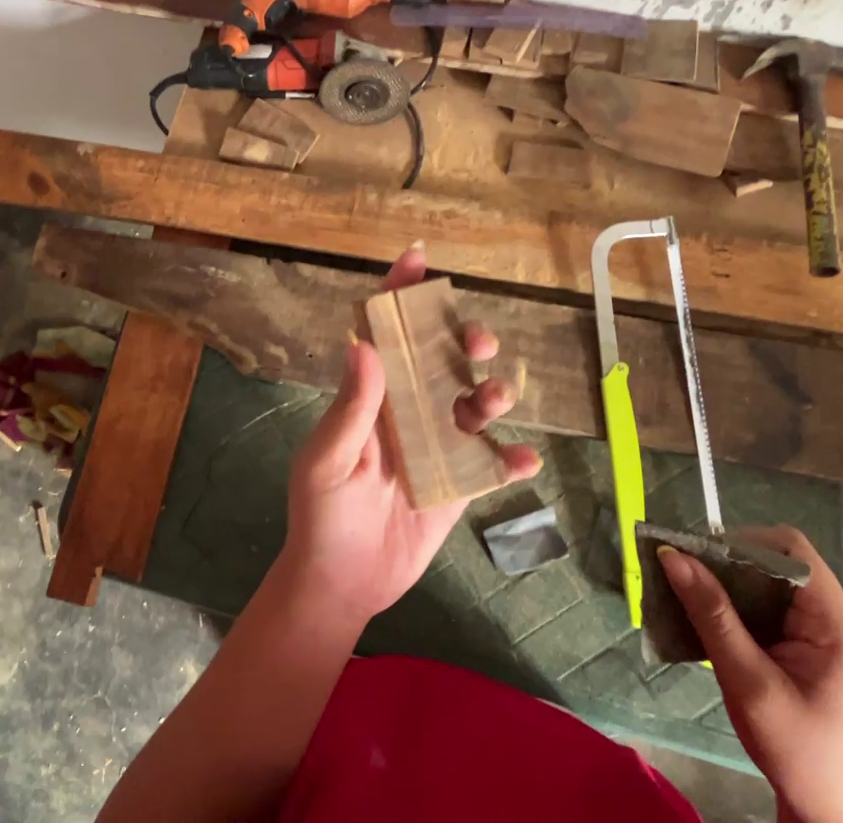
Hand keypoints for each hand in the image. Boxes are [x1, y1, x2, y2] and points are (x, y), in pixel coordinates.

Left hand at [277, 243, 541, 624]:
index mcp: (369, 399)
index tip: (419, 259)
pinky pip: (492, 462)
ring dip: (491, 391)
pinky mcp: (458, 484)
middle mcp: (405, 413)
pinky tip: (521, 461)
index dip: (399, 295)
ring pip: (473, 403)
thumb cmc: (321, 516)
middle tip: (479, 342)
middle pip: (441, 359)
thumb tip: (365, 344)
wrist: (344, 584)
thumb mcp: (328, 461)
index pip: (384, 335)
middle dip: (463, 339)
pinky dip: (511, 458)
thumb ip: (351, 409)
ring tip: (491, 400)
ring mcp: (435, 447)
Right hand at [659, 526, 842, 822]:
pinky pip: (768, 611)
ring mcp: (825, 636)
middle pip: (777, 565)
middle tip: (679, 577)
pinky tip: (703, 623)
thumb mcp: (747, 680)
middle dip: (724, 565)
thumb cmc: (795, 747)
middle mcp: (837, 620)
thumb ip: (712, 615)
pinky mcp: (809, 650)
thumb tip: (674, 557)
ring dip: (724, 588)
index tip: (693, 557)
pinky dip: (733, 610)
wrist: (827, 809)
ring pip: (768, 587)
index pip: (792, 551)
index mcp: (838, 623)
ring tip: (683, 598)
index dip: (740, 543)